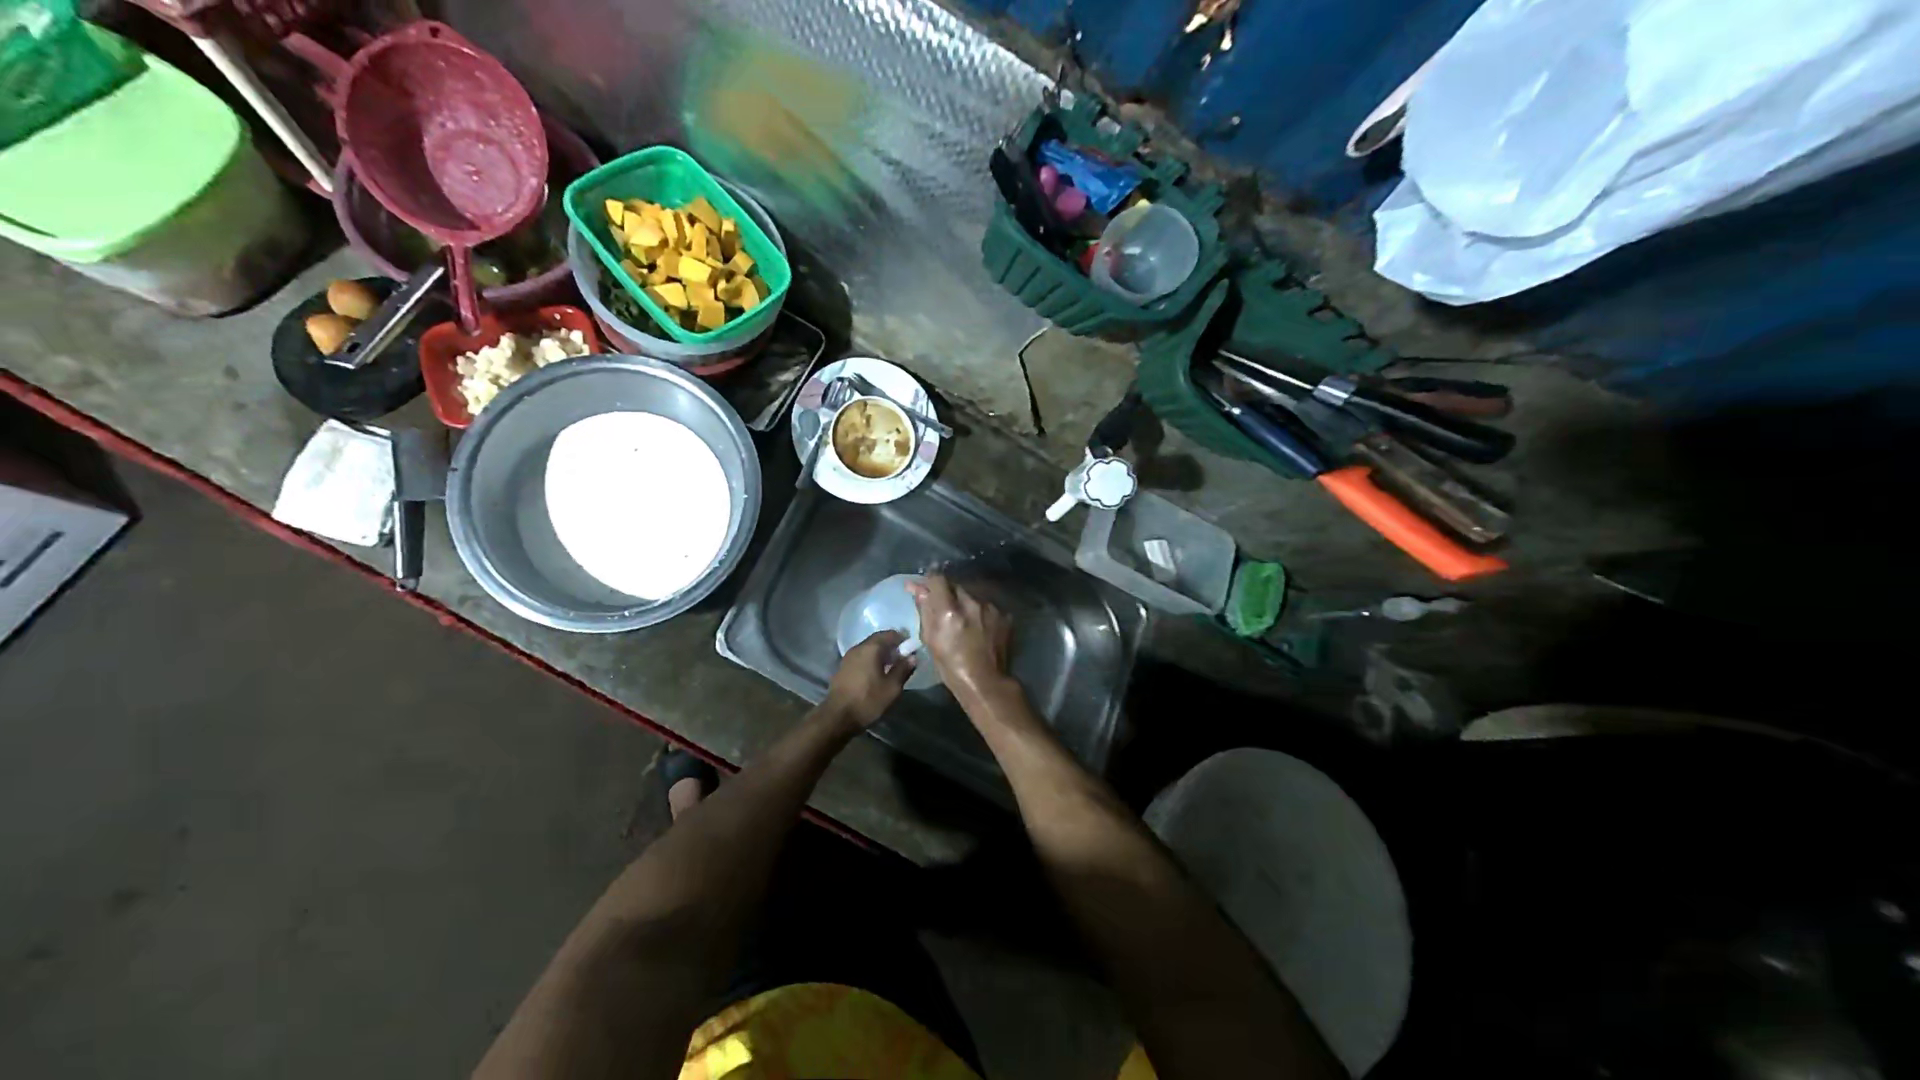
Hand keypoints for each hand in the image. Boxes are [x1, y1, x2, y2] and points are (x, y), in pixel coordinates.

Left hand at [822, 630, 915, 729]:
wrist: (837, 717)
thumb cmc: (868, 700)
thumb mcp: (892, 687)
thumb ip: (903, 669)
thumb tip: (912, 656)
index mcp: (871, 648)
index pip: (890, 634)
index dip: (903, 639)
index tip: (912, 650)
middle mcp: (858, 648)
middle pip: (878, 640)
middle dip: (892, 647)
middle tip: (903, 659)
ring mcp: (848, 658)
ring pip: (869, 649)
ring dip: (881, 655)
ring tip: (892, 668)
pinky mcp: (843, 668)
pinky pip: (861, 658)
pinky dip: (871, 661)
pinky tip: (877, 675)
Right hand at [907, 575, 1012, 698]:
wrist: (985, 682)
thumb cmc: (951, 665)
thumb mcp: (930, 640)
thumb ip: (925, 611)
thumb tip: (918, 590)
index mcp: (949, 610)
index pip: (937, 579)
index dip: (929, 581)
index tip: (925, 589)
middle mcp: (972, 603)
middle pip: (956, 586)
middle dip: (948, 594)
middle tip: (944, 609)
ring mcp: (991, 608)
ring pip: (973, 596)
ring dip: (965, 604)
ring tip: (964, 622)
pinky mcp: (1004, 616)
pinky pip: (987, 607)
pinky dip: (980, 613)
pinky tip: (979, 628)